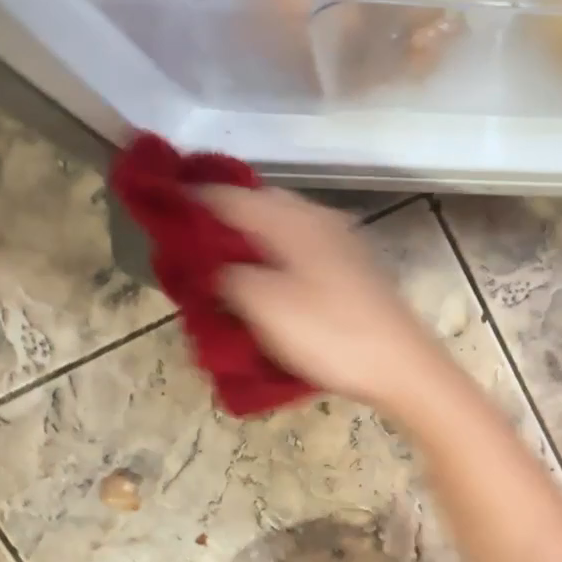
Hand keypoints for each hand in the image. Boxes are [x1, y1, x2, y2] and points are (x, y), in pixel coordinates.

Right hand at [201, 185, 454, 412]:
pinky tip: (266, 293)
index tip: (157, 220)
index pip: (223, 193)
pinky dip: (277, 267)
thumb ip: (224, 273)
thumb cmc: (332, 335)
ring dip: (249, 250)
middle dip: (218, 229)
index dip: (185, 204)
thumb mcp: (262, 305)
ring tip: (221, 278)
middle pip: (254, 210)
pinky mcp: (355, 272)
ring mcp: (342, 244)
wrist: (405, 368)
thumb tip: (207, 259)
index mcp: (291, 216)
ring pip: (279, 235)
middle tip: (188, 257)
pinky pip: (302, 258)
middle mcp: (317, 218)